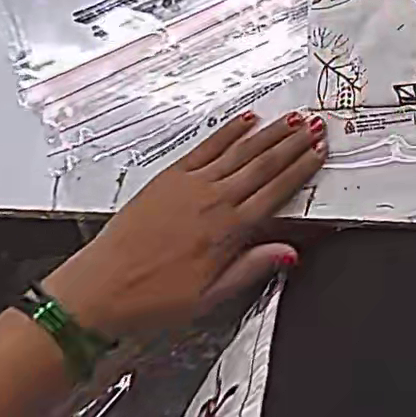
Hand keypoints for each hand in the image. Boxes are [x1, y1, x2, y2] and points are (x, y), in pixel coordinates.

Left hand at [42, 111, 325, 337]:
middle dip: (294, 143)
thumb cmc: (150, 298)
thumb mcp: (208, 297)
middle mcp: (215, 200)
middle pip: (265, 163)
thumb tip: (289, 253)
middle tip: (316, 126)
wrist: (96, 291)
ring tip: (293, 118)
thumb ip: (252, 268)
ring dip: (271, 132)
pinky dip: (229, 131)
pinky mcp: (171, 177)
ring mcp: (193, 184)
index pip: (276, 190)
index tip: (319, 153)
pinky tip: (247, 119)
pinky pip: (208, 146)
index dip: (301, 168)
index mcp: (228, 230)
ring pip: (242, 151)